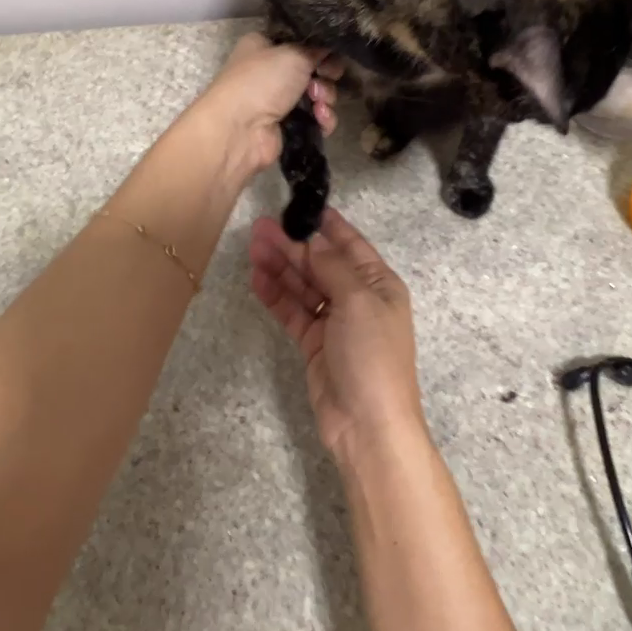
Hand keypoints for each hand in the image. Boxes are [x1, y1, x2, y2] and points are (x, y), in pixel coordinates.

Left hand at [194, 32, 341, 174]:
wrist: (240, 129)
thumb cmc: (261, 81)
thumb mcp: (292, 53)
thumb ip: (315, 48)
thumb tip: (327, 49)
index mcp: (265, 47)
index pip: (300, 42)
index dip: (319, 47)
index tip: (330, 53)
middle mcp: (272, 72)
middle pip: (314, 69)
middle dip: (325, 74)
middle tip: (325, 76)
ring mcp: (280, 101)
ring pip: (318, 95)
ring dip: (326, 97)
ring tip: (318, 102)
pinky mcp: (289, 126)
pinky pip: (317, 119)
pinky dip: (323, 118)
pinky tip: (320, 118)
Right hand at [248, 208, 424, 459]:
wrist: (368, 424)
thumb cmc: (372, 355)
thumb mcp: (359, 302)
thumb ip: (334, 268)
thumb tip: (316, 239)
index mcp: (380, 284)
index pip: (351, 245)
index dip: (327, 226)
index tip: (300, 206)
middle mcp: (358, 299)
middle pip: (322, 264)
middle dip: (293, 245)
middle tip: (259, 228)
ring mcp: (335, 323)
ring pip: (304, 287)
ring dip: (281, 267)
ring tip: (252, 247)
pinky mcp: (314, 344)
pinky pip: (293, 312)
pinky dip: (276, 296)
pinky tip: (257, 278)